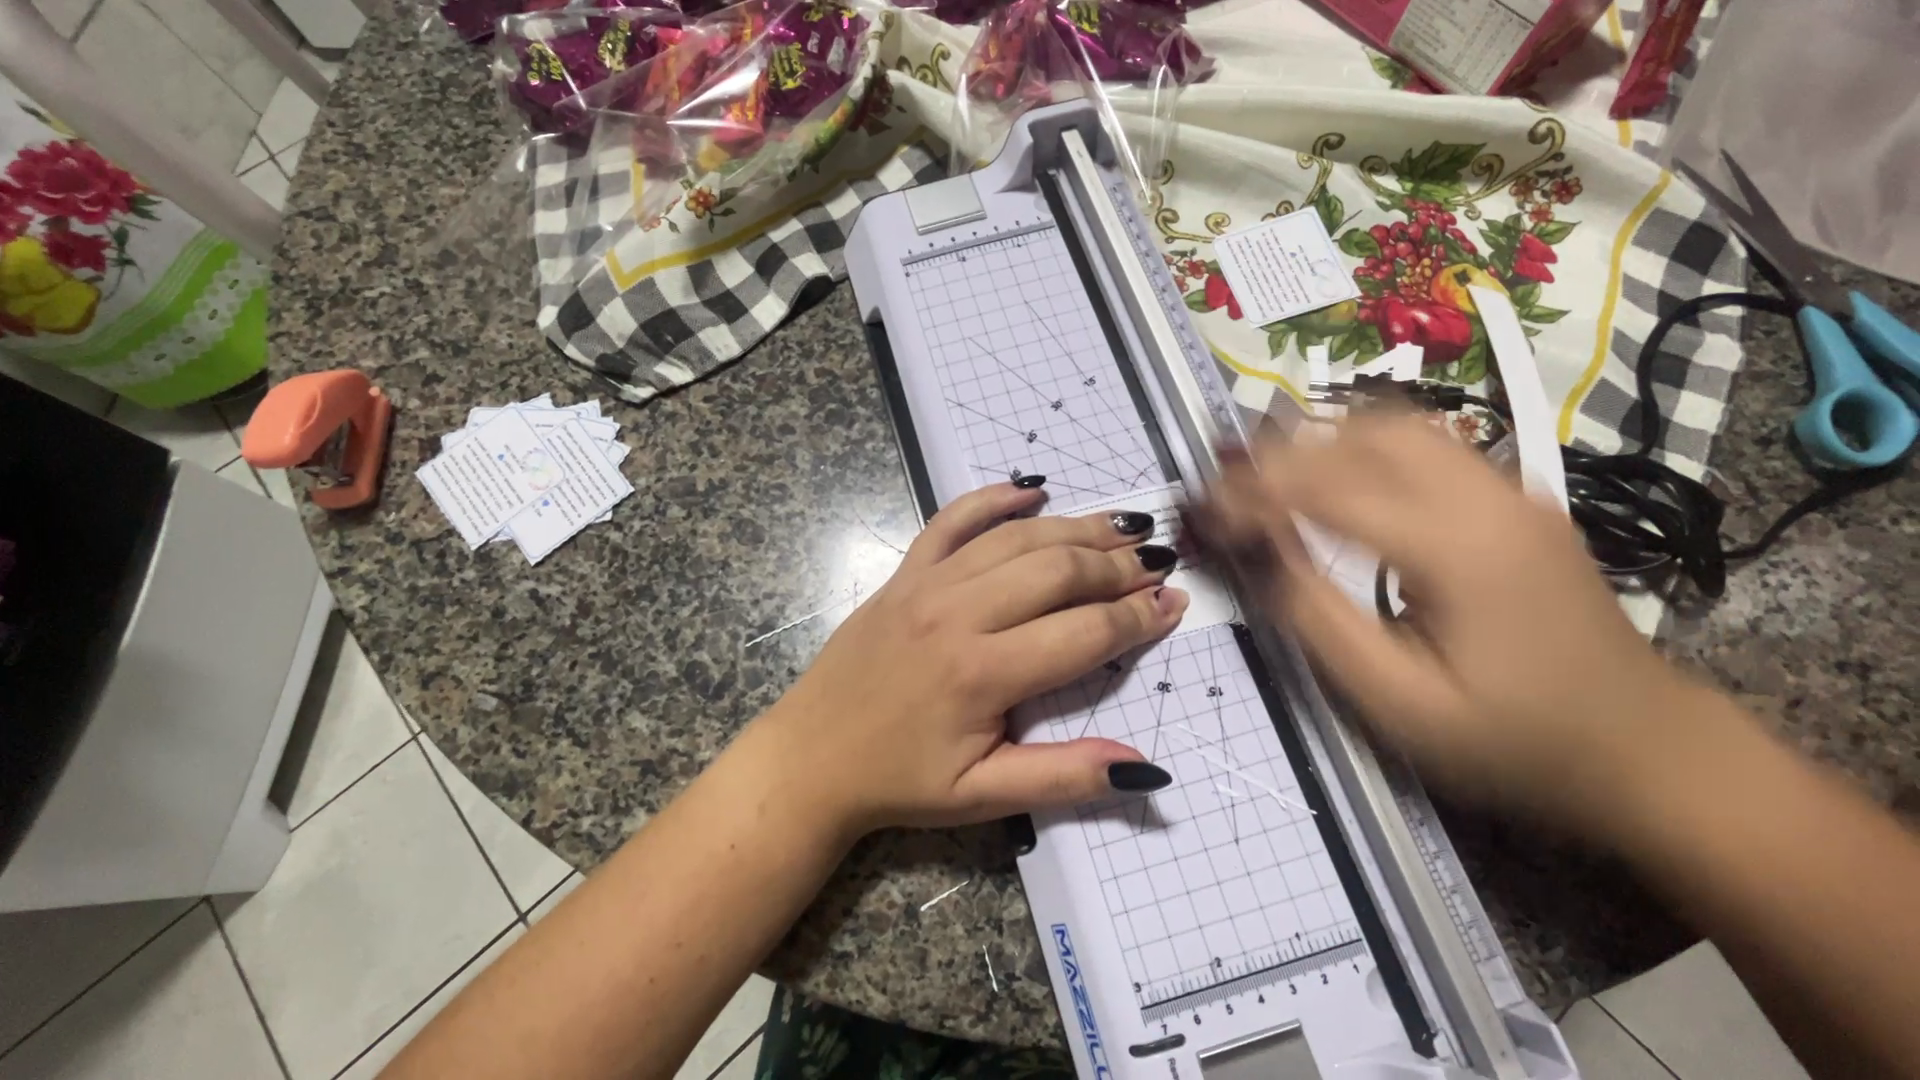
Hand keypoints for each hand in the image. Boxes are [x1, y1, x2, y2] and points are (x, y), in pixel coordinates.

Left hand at [754, 480, 1189, 835]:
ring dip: (1075, 529)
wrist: (809, 760)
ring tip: (1122, 527)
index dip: (1138, 617)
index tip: (1176, 604)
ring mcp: (925, 585)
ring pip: (1015, 539)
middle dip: (1118, 566)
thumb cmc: (899, 782)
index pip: (1084, 632)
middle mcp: (958, 614)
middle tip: (1160, 563)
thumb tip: (1147, 770)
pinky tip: (1032, 490)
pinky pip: (951, 520)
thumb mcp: (984, 796)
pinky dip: (993, 499)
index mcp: (983, 673)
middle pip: (1057, 571)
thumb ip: (1065, 777)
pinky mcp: (902, 574)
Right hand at [1193, 417, 1698, 831]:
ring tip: (1265, 473)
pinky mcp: (1516, 499)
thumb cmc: (1511, 741)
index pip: (1326, 487)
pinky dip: (1362, 445)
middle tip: (1221, 482)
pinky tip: (1333, 477)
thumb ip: (1315, 617)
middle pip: (1361, 433)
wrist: (1645, 749)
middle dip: (1279, 449)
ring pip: (1397, 425)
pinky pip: (1426, 443)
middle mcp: (1485, 496)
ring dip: (1321, 438)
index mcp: (1455, 546)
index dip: (1252, 490)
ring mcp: (1510, 489)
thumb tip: (1252, 548)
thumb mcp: (1396, 701)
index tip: (1201, 507)